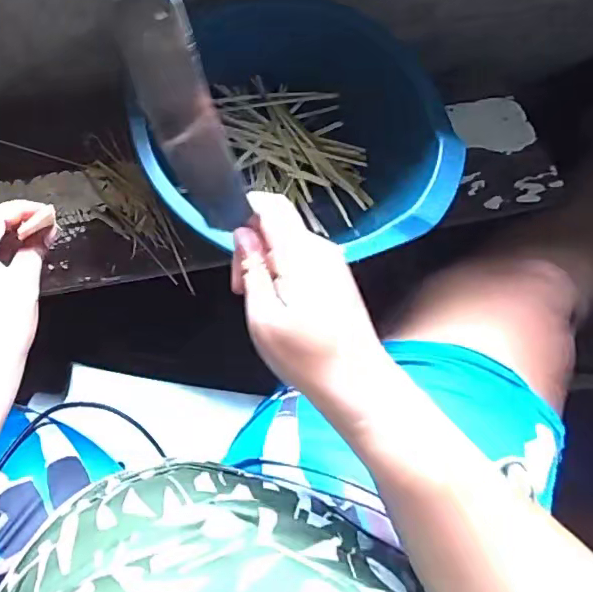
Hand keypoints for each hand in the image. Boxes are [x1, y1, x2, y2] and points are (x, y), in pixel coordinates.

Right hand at [232, 192, 384, 396]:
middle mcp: (320, 249)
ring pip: (286, 242)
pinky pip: (300, 258)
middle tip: (242, 288)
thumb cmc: (308, 358)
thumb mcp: (263, 316)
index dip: (246, 213)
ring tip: (262, 305)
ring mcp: (332, 262)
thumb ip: (251, 268)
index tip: (233, 245)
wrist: (358, 386)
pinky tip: (281, 307)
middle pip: (276, 223)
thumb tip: (242, 234)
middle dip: (251, 247)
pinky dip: (283, 274)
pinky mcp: (336, 276)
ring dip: (266, 264)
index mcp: (300, 254)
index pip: (272, 205)